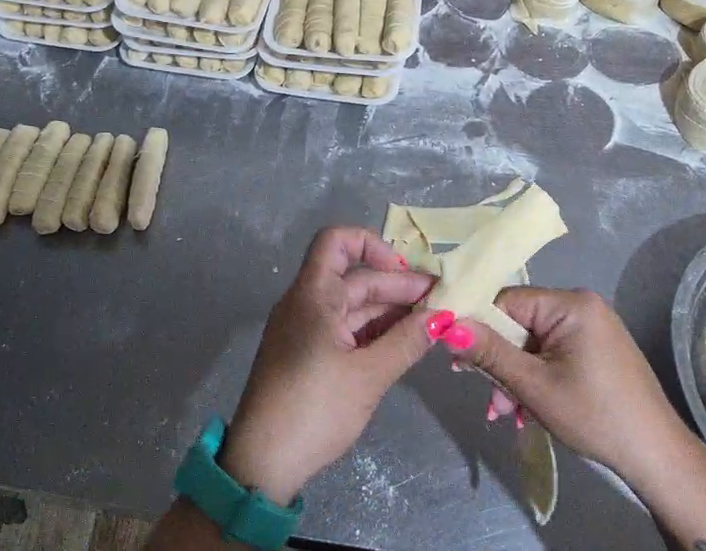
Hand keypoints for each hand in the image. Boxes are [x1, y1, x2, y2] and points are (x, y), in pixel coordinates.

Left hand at [218, 227, 440, 503]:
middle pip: (354, 277)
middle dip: (397, 286)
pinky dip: (374, 331)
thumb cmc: (314, 410)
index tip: (406, 273)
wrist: (262, 464)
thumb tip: (444, 317)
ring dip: (390, 311)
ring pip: (352, 305)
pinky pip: (344, 328)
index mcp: (312, 295)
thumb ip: (408, 342)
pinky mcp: (307, 354)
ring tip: (432, 324)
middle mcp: (305, 303)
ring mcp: (304, 329)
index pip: (337, 241)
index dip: (373, 245)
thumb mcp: (368, 377)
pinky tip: (404, 343)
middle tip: (442, 302)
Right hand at [451, 287, 679, 479]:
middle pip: (519, 325)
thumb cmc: (595, 415)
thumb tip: (445, 325)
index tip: (458, 360)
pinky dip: (537, 378)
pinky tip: (529, 411)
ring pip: (533, 344)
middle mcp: (582, 306)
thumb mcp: (535, 386)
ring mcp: (592, 328)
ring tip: (509, 415)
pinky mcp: (597, 349)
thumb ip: (489, 352)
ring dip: (516, 378)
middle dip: (500, 363)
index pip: (506, 302)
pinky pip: (552, 354)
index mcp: (571, 304)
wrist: (656, 456)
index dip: (479, 328)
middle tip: (490, 402)